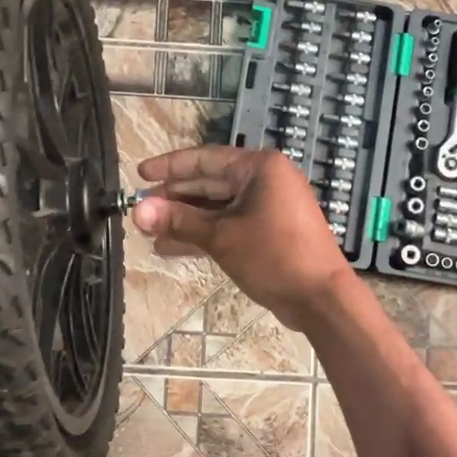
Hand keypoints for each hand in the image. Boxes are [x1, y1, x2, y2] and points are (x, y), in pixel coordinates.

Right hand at [130, 147, 353, 330]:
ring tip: (149, 232)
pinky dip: (203, 235)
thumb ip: (178, 221)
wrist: (320, 297)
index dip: (169, 166)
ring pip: (217, 208)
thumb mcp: (221, 236)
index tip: (140, 174)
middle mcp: (265, 180)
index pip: (204, 159)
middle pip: (209, 183)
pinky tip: (170, 248)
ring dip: (184, 220)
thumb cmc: (273, 256)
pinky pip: (228, 225)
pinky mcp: (268, 232)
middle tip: (140, 209)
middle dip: (174, 197)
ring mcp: (268, 207)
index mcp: (259, 168)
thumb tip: (137, 211)